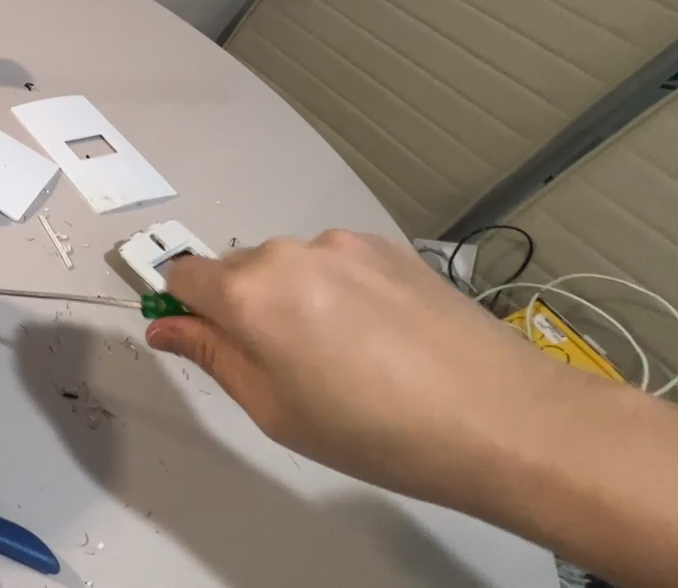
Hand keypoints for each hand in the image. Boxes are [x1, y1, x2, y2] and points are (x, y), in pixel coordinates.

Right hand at [143, 229, 562, 503]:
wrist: (514, 424)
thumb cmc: (378, 432)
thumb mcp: (275, 410)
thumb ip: (210, 356)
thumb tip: (163, 327)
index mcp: (247, 294)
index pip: (180, 275)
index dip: (188, 309)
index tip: (215, 342)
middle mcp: (284, 254)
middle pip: (232, 268)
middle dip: (243, 304)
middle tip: (289, 360)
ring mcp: (338, 244)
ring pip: (284, 263)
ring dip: (291, 293)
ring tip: (346, 347)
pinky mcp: (385, 245)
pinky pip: (333, 259)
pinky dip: (336, 285)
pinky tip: (380, 329)